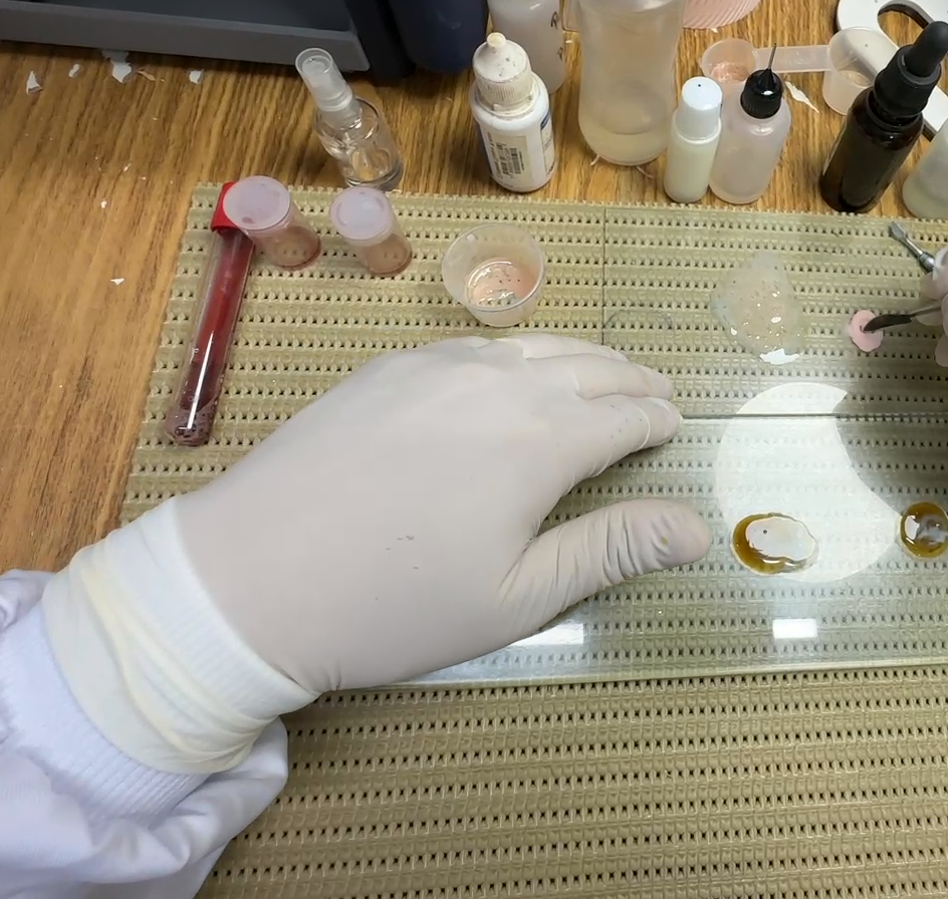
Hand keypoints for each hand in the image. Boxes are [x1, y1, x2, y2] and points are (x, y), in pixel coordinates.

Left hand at [43, 336, 708, 771]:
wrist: (247, 578)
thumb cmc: (395, 603)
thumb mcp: (518, 596)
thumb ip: (612, 549)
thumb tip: (699, 529)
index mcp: (542, 442)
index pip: (625, 415)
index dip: (658, 418)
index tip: (675, 423)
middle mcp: (503, 385)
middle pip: (591, 368)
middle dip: (633, 379)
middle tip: (658, 388)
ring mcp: (443, 365)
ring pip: (540, 345)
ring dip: (586, 356)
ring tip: (608, 368)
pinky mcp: (395, 363)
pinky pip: (482, 343)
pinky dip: (525, 351)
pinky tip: (522, 365)